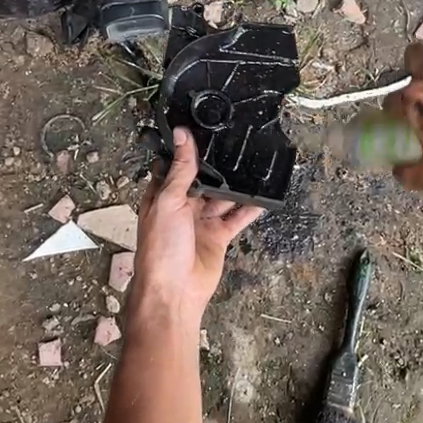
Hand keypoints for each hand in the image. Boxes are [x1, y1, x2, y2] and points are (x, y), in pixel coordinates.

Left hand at [129, 128, 263, 331]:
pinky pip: (236, 218)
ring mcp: (200, 223)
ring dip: (234, 186)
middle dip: (215, 168)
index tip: (200, 130)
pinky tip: (261, 196)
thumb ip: (180, 170)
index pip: (175, 167)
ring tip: (251, 165)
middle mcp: (181, 208)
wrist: (175, 291)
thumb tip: (181, 136)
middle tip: (232, 144)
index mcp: (162, 197)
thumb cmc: (160, 249)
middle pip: (202, 181)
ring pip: (221, 198)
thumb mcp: (168, 201)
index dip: (185, 151)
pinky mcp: (217, 238)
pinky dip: (249, 209)